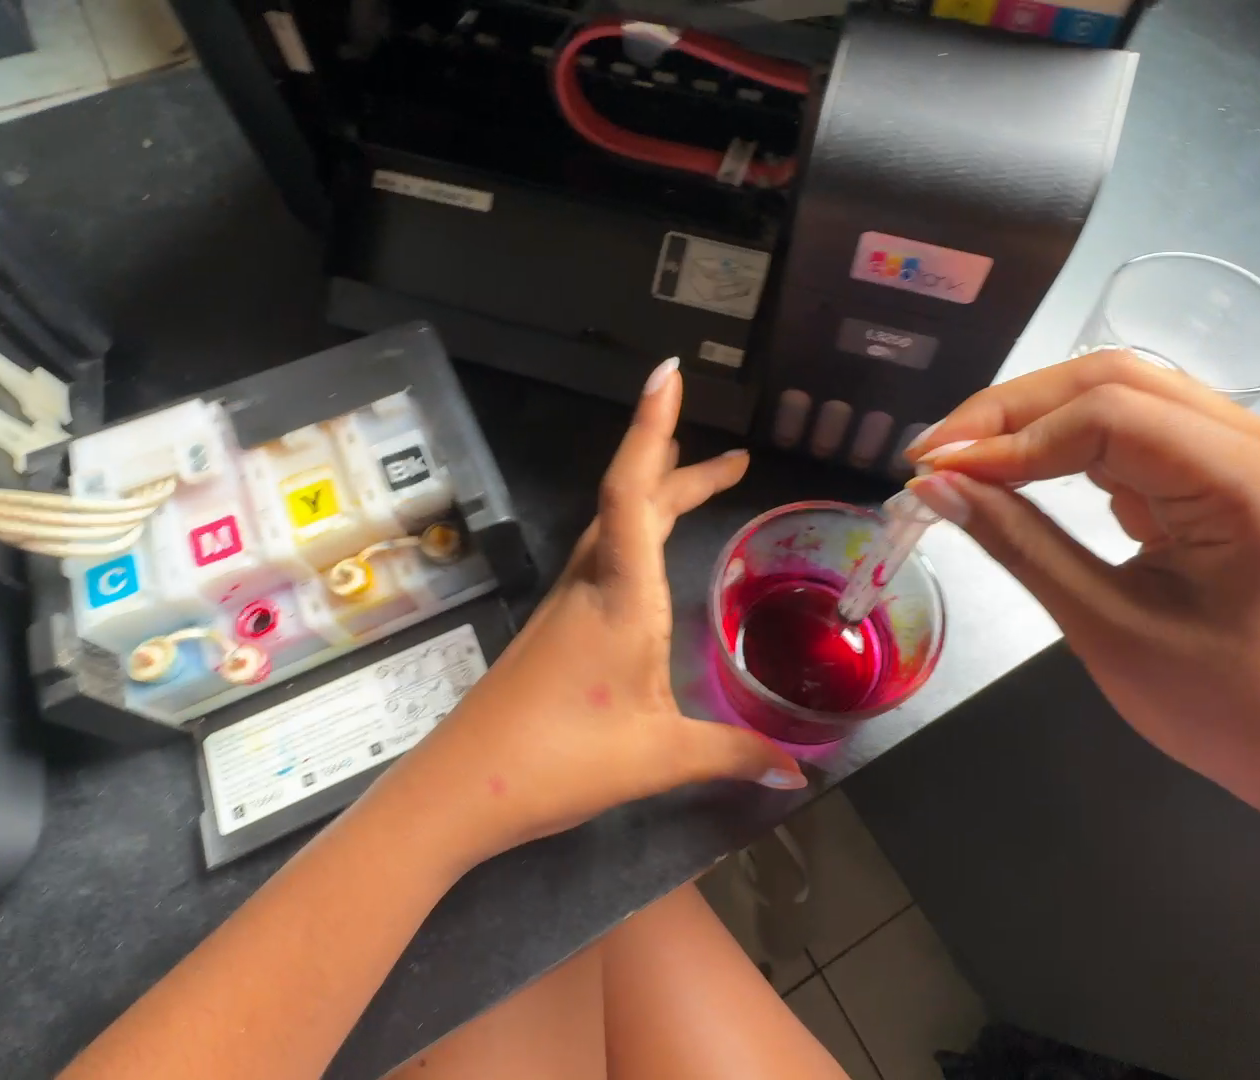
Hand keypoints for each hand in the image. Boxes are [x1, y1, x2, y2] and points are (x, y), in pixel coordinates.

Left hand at [377, 358, 805, 864]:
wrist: (459, 789)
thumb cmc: (560, 762)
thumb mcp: (659, 758)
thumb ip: (734, 755)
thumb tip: (800, 776)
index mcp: (620, 597)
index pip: (633, 492)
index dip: (650, 429)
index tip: (667, 373)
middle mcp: (590, 584)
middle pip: (631, 500)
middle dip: (680, 467)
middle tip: (736, 460)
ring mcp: (566, 602)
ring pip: (614, 526)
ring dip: (656, 497)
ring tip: (699, 485)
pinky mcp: (555, 625)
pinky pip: (602, 556)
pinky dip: (635, 534)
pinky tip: (650, 562)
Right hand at [904, 350, 1259, 831]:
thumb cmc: (1219, 709)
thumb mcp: (1103, 627)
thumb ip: (1018, 543)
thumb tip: (934, 486)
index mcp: (1258, 486)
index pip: (1110, 417)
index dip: (1008, 438)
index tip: (931, 471)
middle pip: (1116, 381)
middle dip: (1011, 412)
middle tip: (935, 454)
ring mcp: (1257, 450)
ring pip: (1122, 394)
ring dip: (1033, 421)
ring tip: (964, 461)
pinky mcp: (1232, 467)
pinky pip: (1134, 430)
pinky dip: (1065, 445)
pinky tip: (1020, 473)